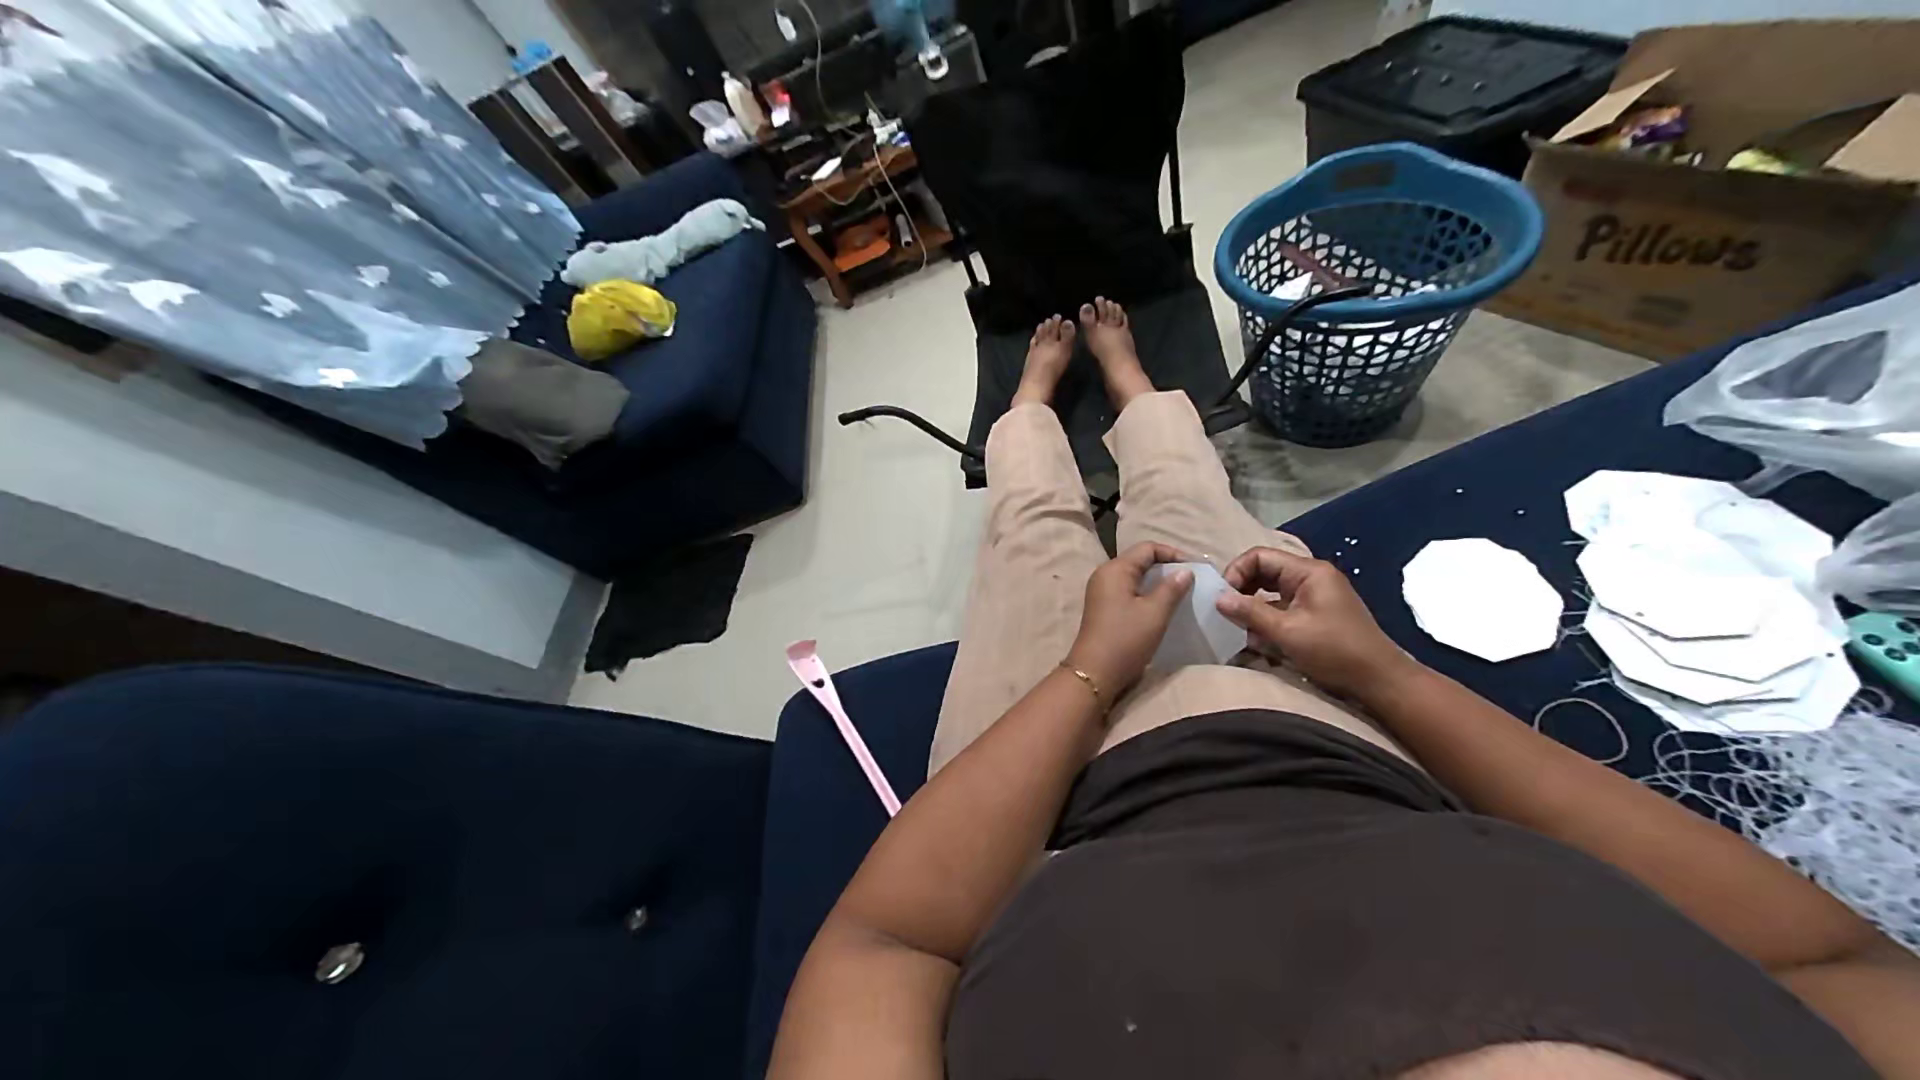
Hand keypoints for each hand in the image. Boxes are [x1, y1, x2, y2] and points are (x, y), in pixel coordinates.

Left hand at [1065, 542, 1192, 700]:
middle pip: (1140, 560)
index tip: (1196, 568)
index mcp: (1115, 569)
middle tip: (1192, 581)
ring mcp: (1102, 592)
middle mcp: (1105, 575)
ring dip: (1158, 582)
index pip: (1147, 548)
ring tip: (1182, 593)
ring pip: (1135, 577)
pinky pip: (1129, 591)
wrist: (1095, 673)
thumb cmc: (1126, 639)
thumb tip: (1185, 571)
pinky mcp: (1104, 607)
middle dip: (1167, 567)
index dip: (1174, 554)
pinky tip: (1163, 606)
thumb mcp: (1155, 613)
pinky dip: (1147, 594)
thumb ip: (1171, 588)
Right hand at [1214, 546, 1417, 701]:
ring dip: (1252, 608)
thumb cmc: (1335, 651)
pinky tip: (1257, 638)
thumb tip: (1217, 598)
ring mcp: (1314, 596)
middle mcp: (1311, 577)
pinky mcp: (1314, 614)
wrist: (1379, 681)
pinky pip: (1281, 607)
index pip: (1259, 556)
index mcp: (1309, 572)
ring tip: (1239, 628)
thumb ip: (1250, 612)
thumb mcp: (1287, 632)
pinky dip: (1266, 619)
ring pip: (1270, 591)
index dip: (1236, 572)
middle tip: (1225, 612)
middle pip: (1263, 571)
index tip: (1222, 598)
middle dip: (1242, 591)